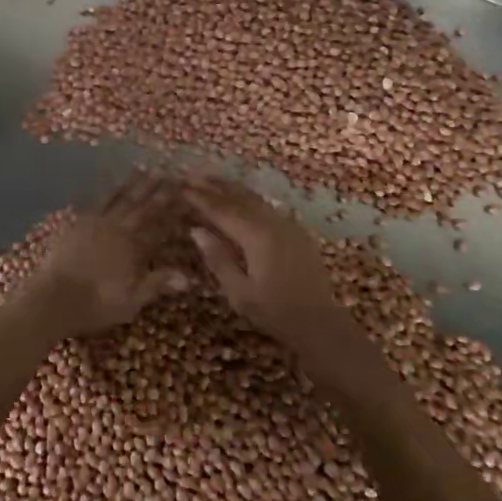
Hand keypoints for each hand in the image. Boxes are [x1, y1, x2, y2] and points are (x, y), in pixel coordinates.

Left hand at [15, 176, 190, 338]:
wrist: (52, 298)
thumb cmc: (95, 304)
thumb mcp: (131, 300)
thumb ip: (157, 284)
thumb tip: (189, 278)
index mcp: (131, 245)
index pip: (156, 221)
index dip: (170, 207)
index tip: (182, 191)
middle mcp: (115, 228)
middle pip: (138, 204)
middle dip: (154, 188)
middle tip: (167, 171)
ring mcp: (94, 223)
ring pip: (117, 197)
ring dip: (131, 184)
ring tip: (143, 169)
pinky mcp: (76, 224)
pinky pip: (96, 202)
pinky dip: (107, 192)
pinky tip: (111, 186)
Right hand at [185, 177, 348, 348]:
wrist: (321, 324)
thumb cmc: (275, 312)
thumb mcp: (239, 293)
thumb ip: (218, 259)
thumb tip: (196, 230)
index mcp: (256, 236)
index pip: (222, 210)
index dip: (200, 198)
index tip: (180, 187)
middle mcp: (272, 223)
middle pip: (238, 197)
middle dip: (213, 186)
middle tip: (191, 176)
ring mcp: (286, 225)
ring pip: (254, 198)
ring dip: (230, 187)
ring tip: (210, 179)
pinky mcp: (295, 231)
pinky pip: (266, 205)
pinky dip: (248, 197)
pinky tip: (240, 196)